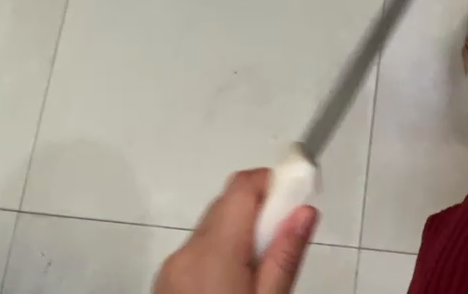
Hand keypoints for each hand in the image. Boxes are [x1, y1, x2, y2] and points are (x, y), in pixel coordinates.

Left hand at [153, 169, 316, 293]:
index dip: (273, 183)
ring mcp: (168, 273)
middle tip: (283, 245)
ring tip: (258, 279)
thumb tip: (305, 209)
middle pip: (228, 204)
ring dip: (240, 235)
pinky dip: (221, 255)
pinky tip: (234, 289)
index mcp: (211, 254)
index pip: (243, 185)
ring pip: (214, 228)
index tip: (296, 202)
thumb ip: (285, 256)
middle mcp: (184, 254)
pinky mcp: (162, 287)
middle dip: (260, 212)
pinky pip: (198, 253)